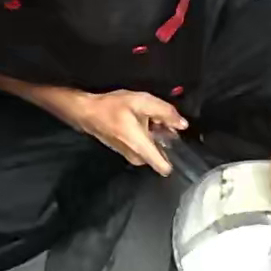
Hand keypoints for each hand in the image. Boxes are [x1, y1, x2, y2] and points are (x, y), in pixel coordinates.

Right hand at [57, 89, 186, 174]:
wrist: (88, 112)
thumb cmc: (113, 107)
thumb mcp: (142, 102)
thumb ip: (165, 112)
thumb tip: (183, 124)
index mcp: (142, 148)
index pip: (165, 168)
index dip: (177, 156)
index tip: (178, 142)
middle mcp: (137, 157)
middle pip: (162, 153)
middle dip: (165, 138)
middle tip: (158, 122)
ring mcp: (130, 156)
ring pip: (153, 149)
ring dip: (155, 136)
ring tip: (148, 119)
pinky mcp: (126, 152)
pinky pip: (144, 147)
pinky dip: (146, 136)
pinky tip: (140, 122)